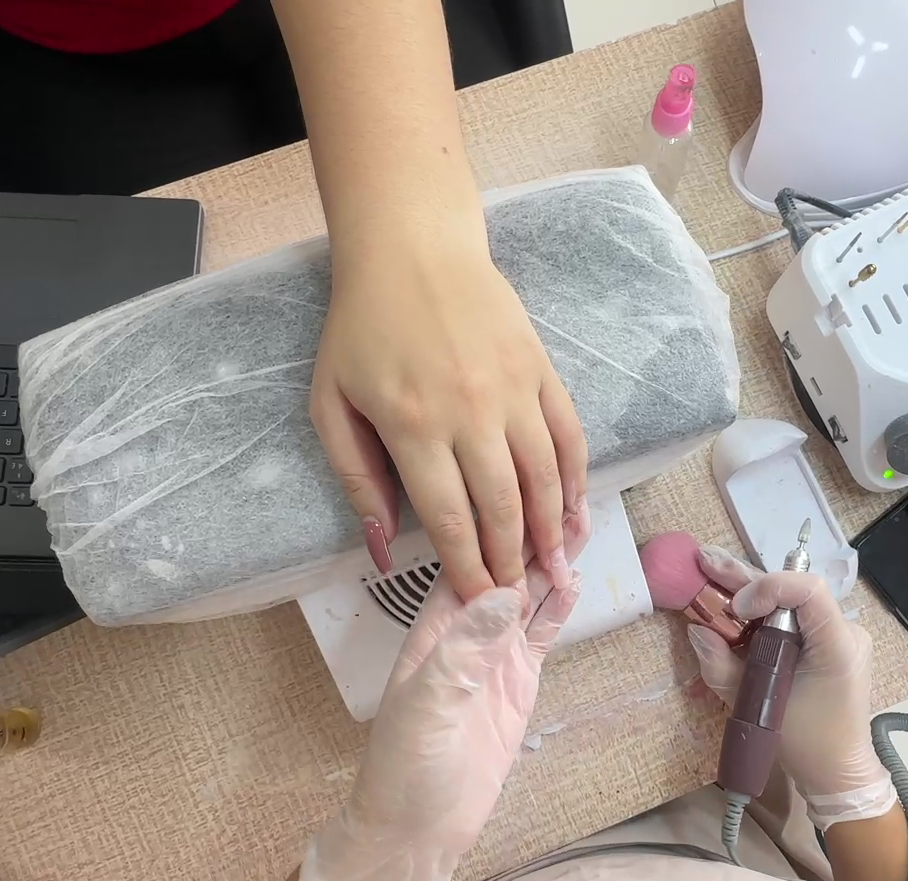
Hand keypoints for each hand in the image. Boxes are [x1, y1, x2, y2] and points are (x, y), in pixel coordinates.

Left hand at [300, 524, 585, 880]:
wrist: (418, 831)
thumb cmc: (406, 767)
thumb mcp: (428, 704)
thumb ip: (465, 648)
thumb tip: (507, 591)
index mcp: (436, 628)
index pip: (468, 561)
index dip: (498, 527)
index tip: (530, 494)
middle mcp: (468, 631)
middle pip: (504, 572)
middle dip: (532, 537)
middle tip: (570, 498)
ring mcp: (496, 656)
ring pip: (528, 598)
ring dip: (550, 565)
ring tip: (579, 525)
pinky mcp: (519, 682)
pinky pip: (540, 636)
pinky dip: (557, 610)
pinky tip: (573, 583)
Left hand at [310, 233, 587, 598]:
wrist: (414, 250)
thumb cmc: (364, 329)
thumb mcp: (331, 402)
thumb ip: (356, 476)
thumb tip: (380, 545)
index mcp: (413, 426)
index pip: (450, 518)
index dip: (468, 569)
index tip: (479, 602)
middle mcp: (471, 414)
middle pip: (503, 507)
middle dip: (511, 562)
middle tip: (517, 597)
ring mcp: (514, 391)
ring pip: (544, 479)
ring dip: (551, 533)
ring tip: (553, 570)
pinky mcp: (542, 372)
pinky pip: (569, 437)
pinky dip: (576, 481)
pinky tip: (576, 512)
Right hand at [686, 546, 895, 830]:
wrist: (839, 773)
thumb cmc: (806, 744)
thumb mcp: (756, 708)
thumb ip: (723, 668)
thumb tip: (696, 631)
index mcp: (837, 645)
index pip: (807, 590)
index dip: (768, 587)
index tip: (737, 609)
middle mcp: (843, 631)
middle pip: (792, 589)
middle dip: (745, 578)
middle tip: (705, 561)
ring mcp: (837, 635)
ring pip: (789, 601)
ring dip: (749, 591)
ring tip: (711, 571)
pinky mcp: (825, 643)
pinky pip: (792, 618)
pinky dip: (760, 612)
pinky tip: (730, 601)